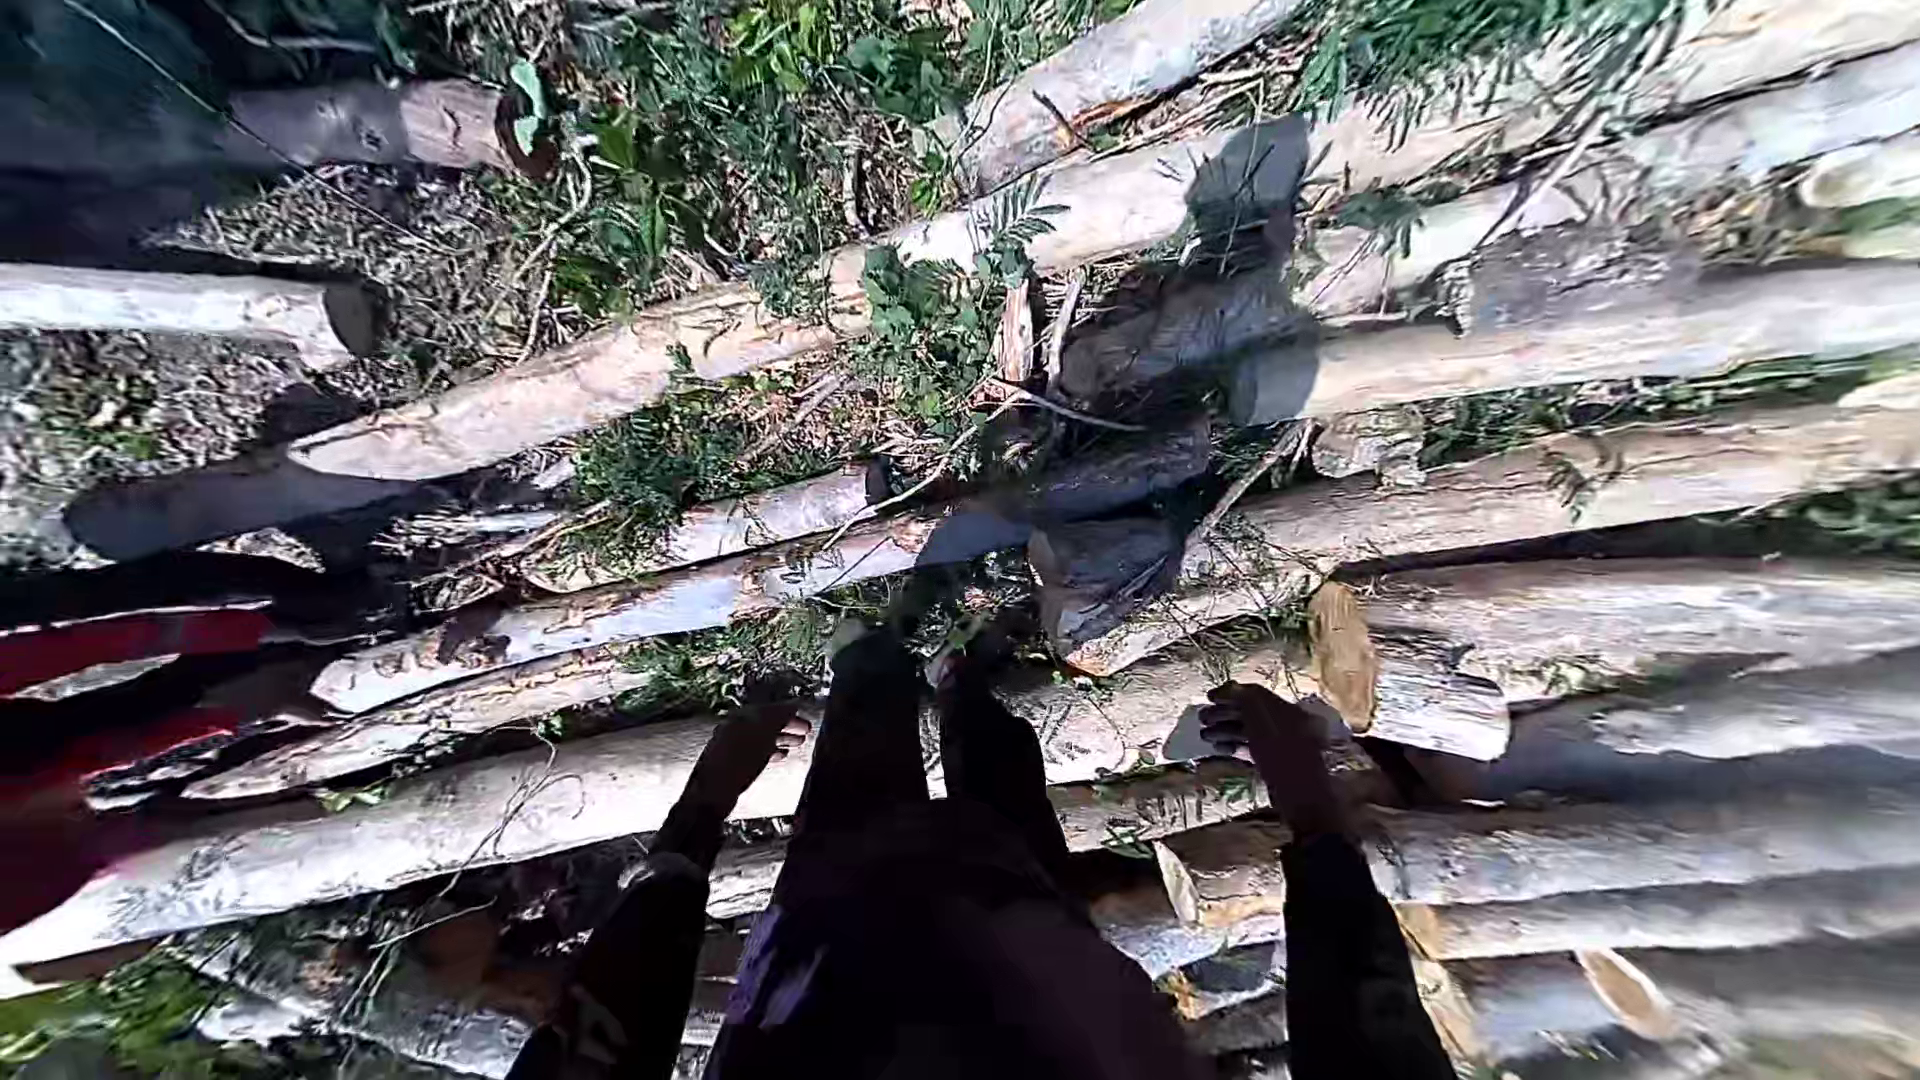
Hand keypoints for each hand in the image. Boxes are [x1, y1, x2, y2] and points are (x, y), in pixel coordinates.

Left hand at [680, 706, 812, 814]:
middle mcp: (735, 728)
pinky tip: (781, 756)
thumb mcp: (763, 736)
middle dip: (787, 725)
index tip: (803, 713)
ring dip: (781, 739)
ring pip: (762, 738)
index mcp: (740, 718)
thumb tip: (791, 707)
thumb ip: (778, 719)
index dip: (788, 711)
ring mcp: (732, 746)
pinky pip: (756, 751)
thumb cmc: (738, 762)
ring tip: (798, 743)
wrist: (711, 794)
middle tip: (805, 730)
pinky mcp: (732, 763)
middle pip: (767, 722)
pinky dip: (771, 751)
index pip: (770, 709)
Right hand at [1197, 683, 1321, 760]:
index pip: (1255, 694)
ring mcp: (1282, 745)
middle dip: (1224, 713)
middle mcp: (1287, 724)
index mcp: (1288, 712)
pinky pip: (1252, 747)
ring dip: (1225, 730)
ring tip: (1205, 736)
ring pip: (1249, 730)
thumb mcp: (1263, 726)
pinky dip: (1235, 745)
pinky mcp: (1276, 763)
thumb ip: (1247, 703)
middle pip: (1250, 711)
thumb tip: (1232, 688)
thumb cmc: (1283, 761)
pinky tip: (1219, 749)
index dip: (1230, 693)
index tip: (1208, 698)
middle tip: (1202, 719)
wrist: (1304, 805)